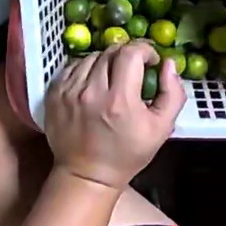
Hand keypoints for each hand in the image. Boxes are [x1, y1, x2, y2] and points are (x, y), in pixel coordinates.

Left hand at [43, 42, 184, 190]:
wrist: (86, 175)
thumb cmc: (126, 154)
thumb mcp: (161, 129)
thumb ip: (172, 95)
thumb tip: (168, 63)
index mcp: (120, 100)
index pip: (130, 54)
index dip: (144, 50)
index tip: (150, 60)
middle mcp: (91, 91)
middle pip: (111, 52)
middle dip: (127, 55)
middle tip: (134, 68)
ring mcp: (69, 91)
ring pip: (91, 57)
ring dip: (106, 61)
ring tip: (113, 76)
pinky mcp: (54, 93)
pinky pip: (73, 67)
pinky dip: (87, 69)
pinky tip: (94, 81)